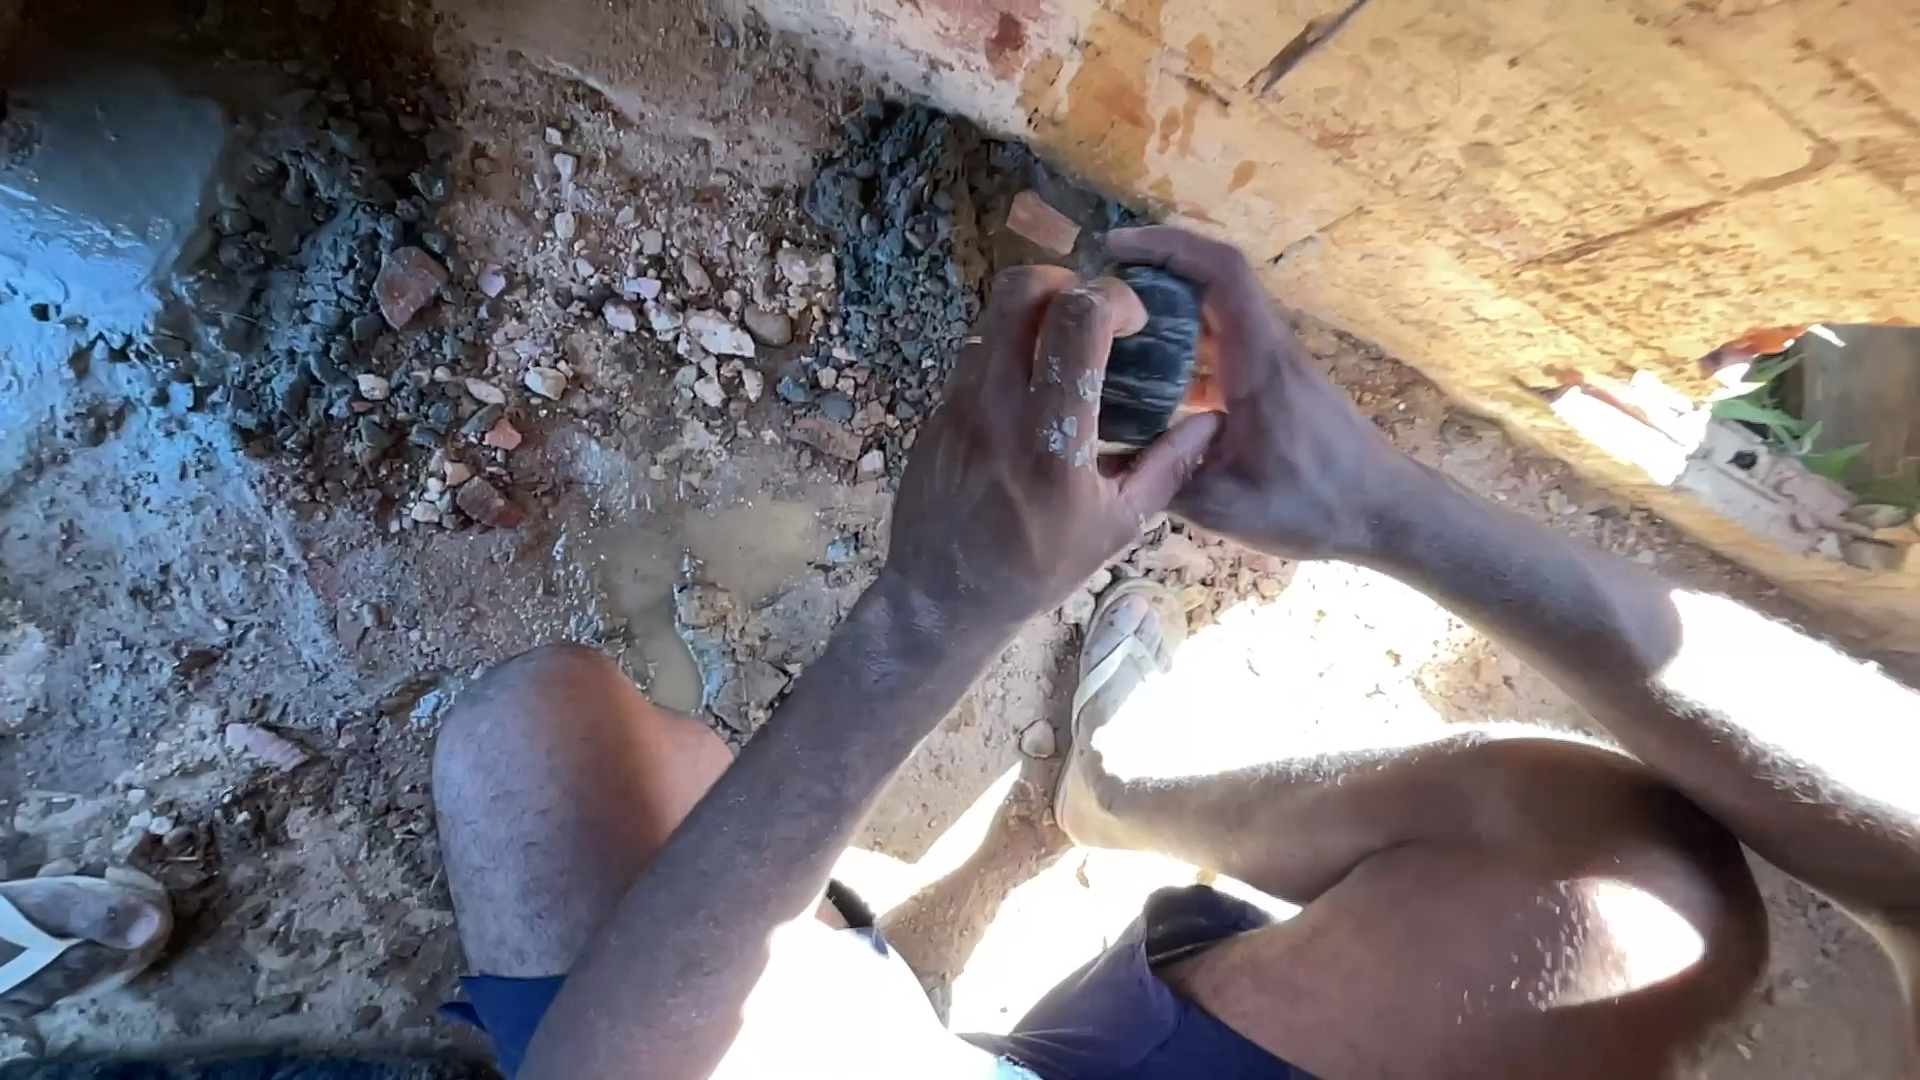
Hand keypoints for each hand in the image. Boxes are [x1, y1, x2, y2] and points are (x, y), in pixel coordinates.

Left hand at [885, 266, 1219, 628]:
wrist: (946, 596)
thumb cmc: (1037, 568)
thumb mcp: (1115, 529)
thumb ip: (1166, 469)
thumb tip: (1210, 424)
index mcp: (1052, 439)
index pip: (1076, 321)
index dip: (1113, 298)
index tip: (1133, 319)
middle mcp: (996, 409)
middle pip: (1018, 292)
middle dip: (1064, 283)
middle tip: (1090, 316)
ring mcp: (957, 408)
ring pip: (990, 320)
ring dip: (1031, 319)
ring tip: (1059, 355)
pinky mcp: (936, 416)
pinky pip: (972, 358)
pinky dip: (1005, 354)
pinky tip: (1026, 394)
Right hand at [1108, 226, 1414, 559]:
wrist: (1381, 513)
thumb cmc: (1313, 504)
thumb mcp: (1225, 506)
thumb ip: (1161, 480)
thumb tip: (1102, 466)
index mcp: (1259, 363)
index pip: (1221, 273)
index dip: (1169, 245)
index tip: (1117, 244)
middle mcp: (1266, 351)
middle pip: (1211, 283)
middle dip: (1153, 273)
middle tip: (1097, 294)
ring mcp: (1270, 367)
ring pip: (1213, 317)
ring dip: (1165, 313)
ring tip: (1109, 334)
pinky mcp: (1270, 387)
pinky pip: (1218, 350)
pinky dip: (1179, 351)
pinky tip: (1146, 385)